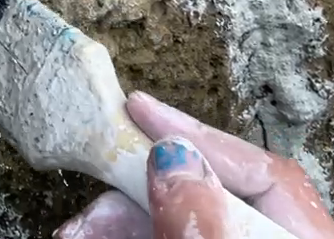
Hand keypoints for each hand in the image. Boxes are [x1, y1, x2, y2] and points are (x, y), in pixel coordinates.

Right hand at [54, 92, 333, 238]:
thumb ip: (208, 224)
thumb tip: (170, 158)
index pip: (260, 170)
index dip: (194, 132)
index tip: (134, 107)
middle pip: (202, 195)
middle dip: (133, 187)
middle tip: (90, 184)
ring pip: (170, 223)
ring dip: (114, 219)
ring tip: (72, 232)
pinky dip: (122, 236)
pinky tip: (86, 237)